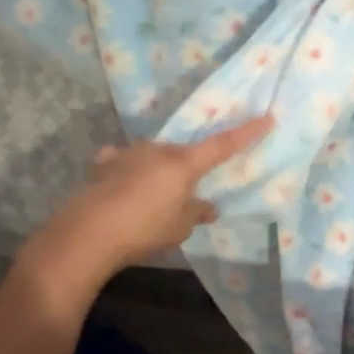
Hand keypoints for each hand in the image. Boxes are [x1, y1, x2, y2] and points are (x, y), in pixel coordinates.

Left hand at [21, 115, 274, 287]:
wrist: (85, 236)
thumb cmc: (144, 229)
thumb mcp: (181, 226)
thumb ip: (197, 212)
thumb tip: (207, 207)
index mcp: (182, 163)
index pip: (223, 145)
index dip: (247, 132)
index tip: (267, 117)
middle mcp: (156, 152)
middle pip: (183, 154)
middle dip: (189, 169)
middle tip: (189, 194)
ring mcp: (126, 156)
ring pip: (153, 158)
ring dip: (159, 172)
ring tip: (156, 198)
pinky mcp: (102, 168)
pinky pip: (125, 165)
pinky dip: (130, 174)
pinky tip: (125, 188)